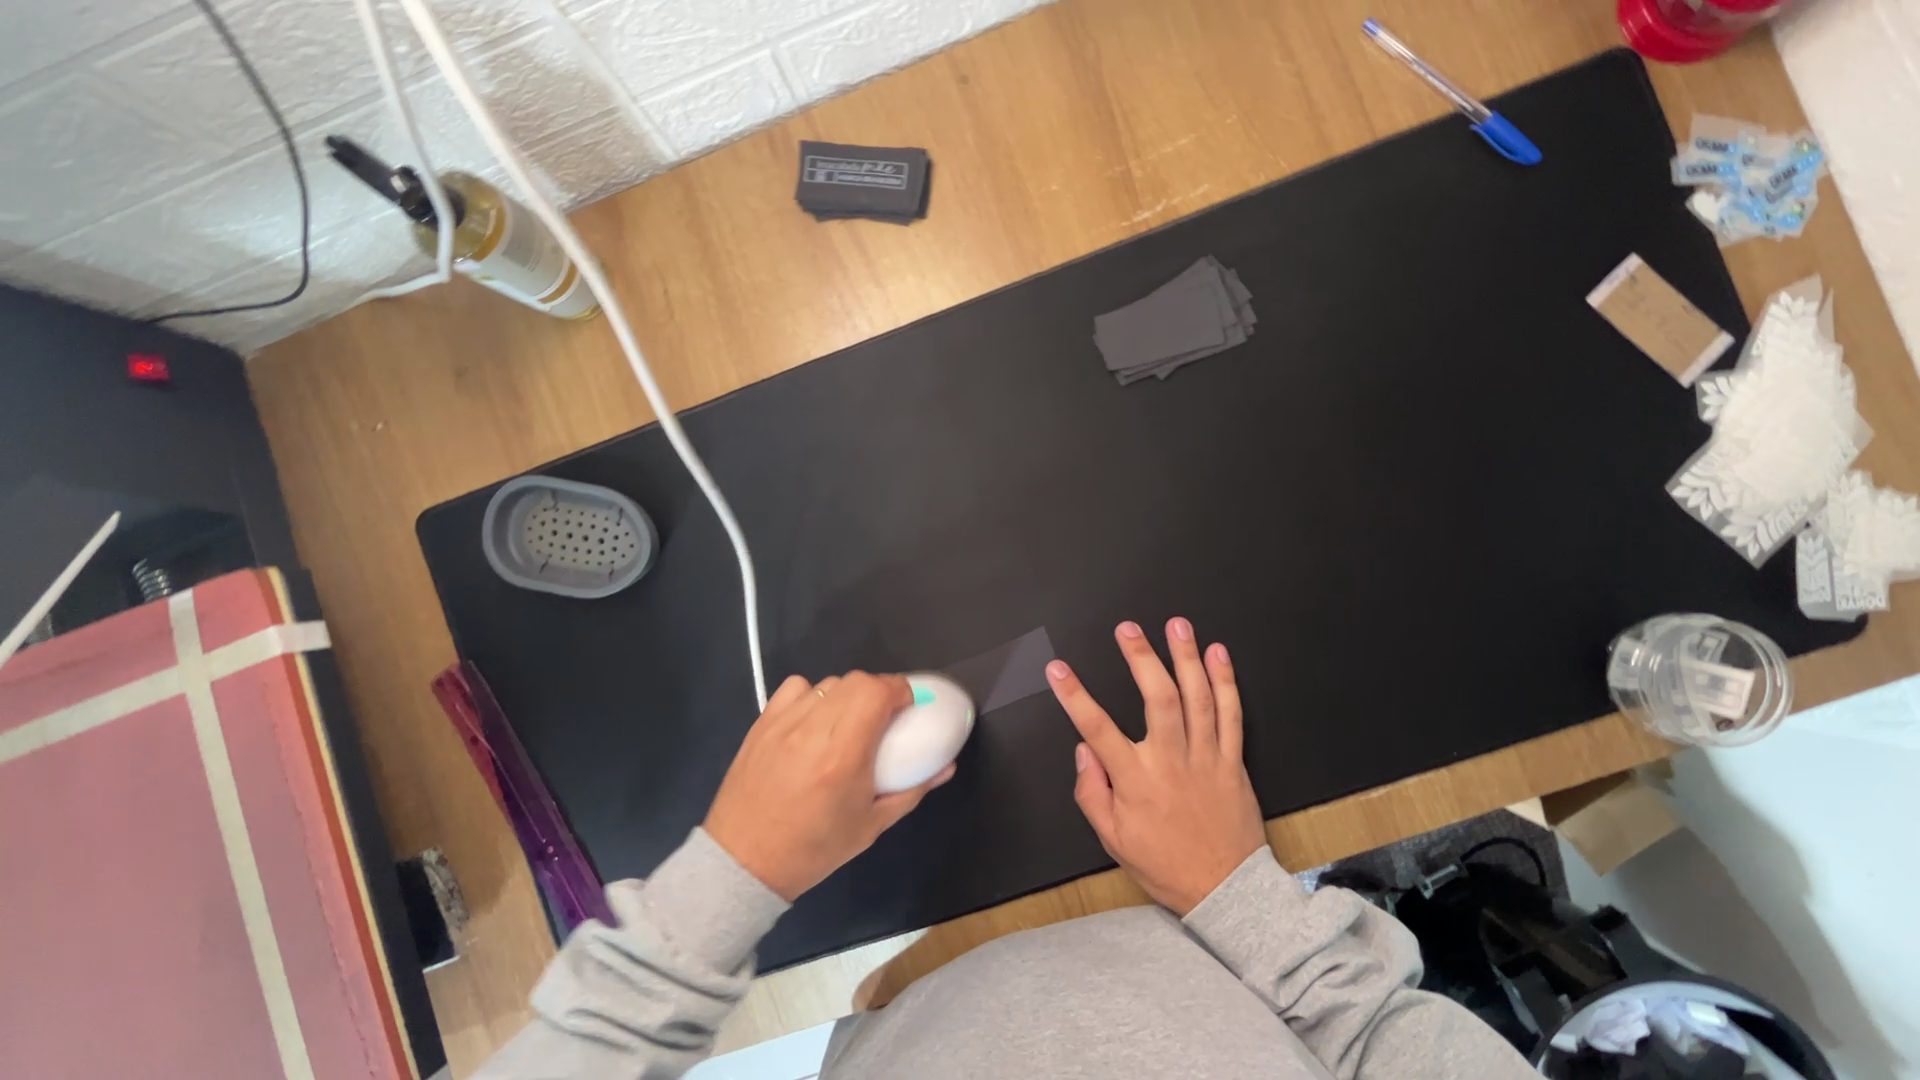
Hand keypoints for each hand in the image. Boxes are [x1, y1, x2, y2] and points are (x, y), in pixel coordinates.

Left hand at [705, 671, 953, 900]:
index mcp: (843, 755)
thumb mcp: (871, 825)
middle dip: (879, 690)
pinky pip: (795, 689)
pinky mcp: (761, 723)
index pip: (876, 692)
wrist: (745, 861)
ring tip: (850, 722)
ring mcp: (782, 723)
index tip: (909, 707)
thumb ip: (912, 790)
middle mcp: (812, 730)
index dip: (900, 690)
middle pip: (855, 680)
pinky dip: (813, 696)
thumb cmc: (814, 848)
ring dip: (848, 695)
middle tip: (886, 717)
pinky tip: (815, 721)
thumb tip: (946, 767)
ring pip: (827, 683)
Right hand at [1047, 618, 1266, 915]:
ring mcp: (1207, 758)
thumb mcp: (1114, 840)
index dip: (1074, 696)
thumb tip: (1084, 751)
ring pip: (1198, 698)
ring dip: (1186, 657)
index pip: (1097, 729)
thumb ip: (1093, 793)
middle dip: (1141, 657)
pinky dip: (1226, 682)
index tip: (1057, 669)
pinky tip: (1218, 655)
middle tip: (1128, 629)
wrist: (1226, 892)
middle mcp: (1171, 762)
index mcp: (1137, 781)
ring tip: (1176, 625)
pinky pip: (1232, 715)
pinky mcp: (1233, 761)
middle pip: (1158, 698)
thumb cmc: (1166, 865)